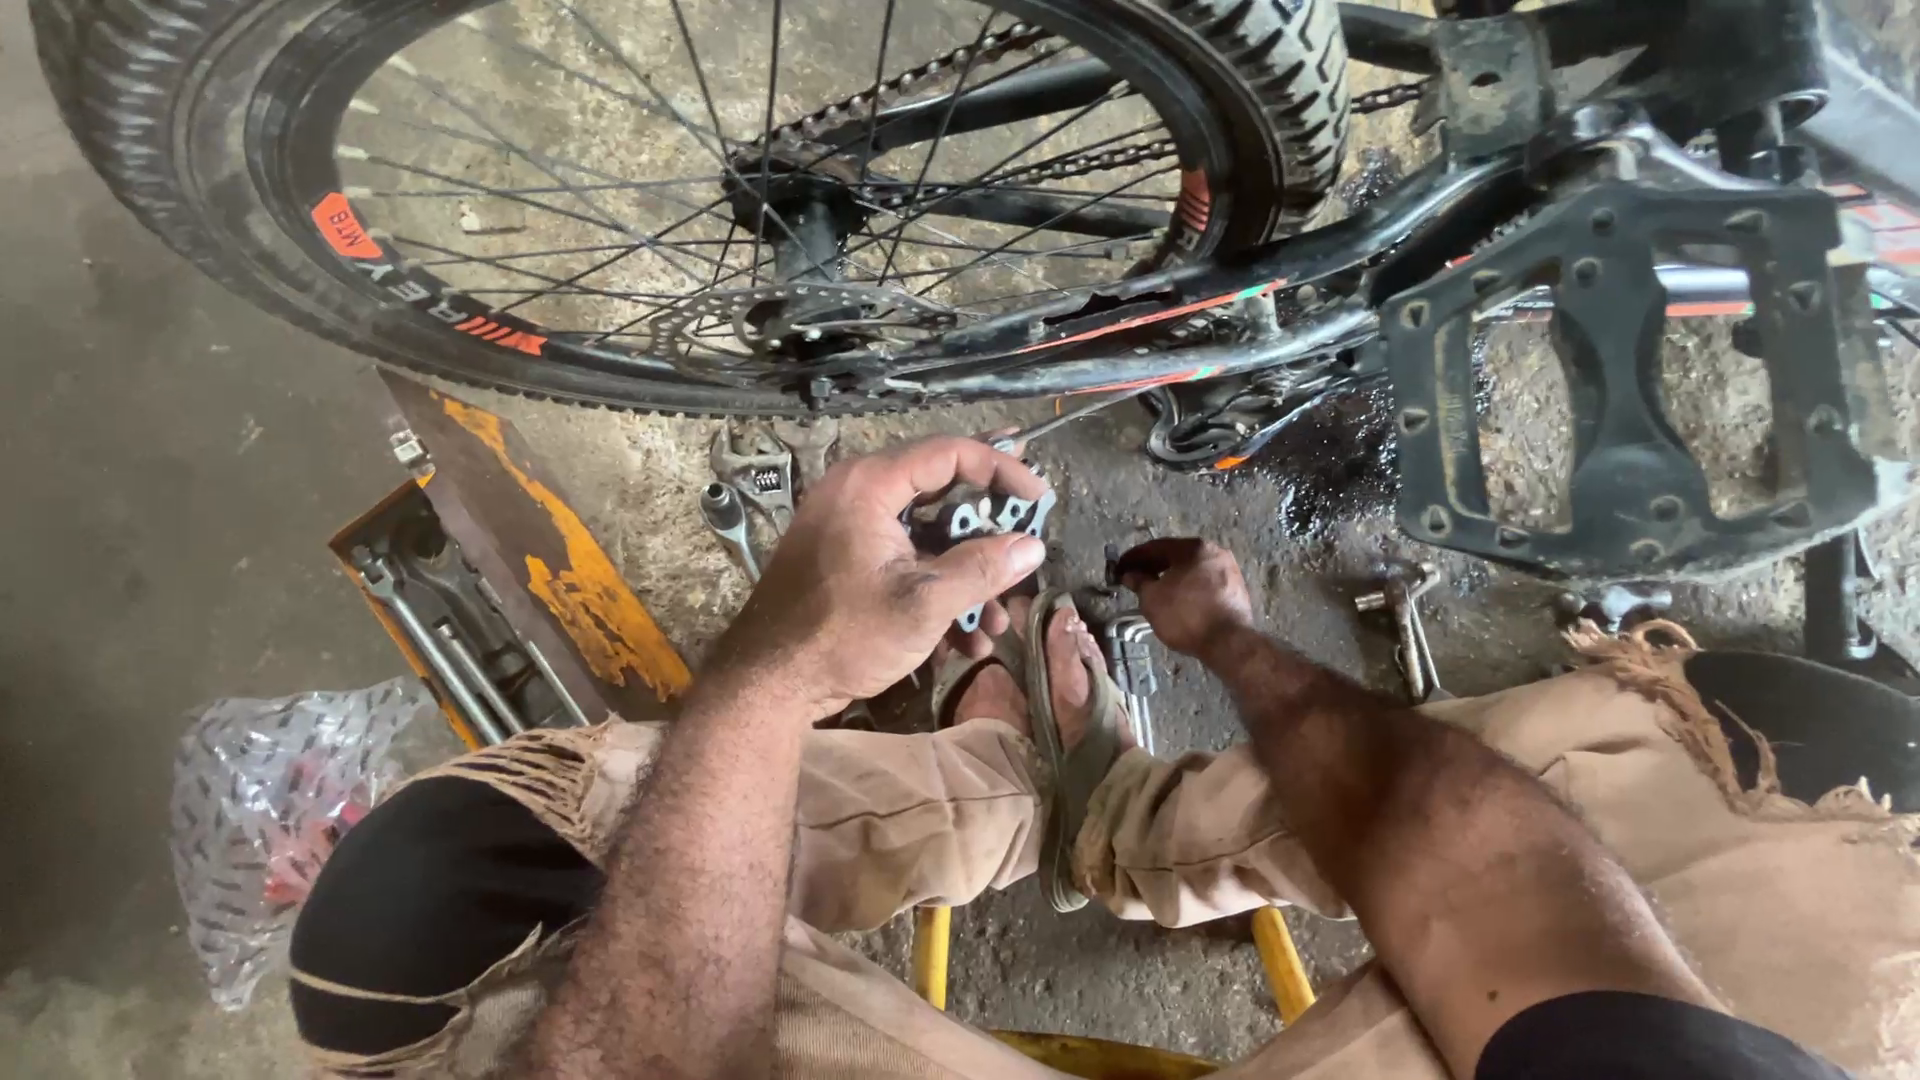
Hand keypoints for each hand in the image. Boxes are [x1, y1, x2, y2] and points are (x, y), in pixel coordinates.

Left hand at [708, 436, 1049, 717]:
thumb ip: (982, 569)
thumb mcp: (923, 603)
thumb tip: (1032, 546)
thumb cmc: (843, 635)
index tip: (1038, 498)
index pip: (950, 452)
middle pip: (942, 496)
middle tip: (1024, 552)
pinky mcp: (846, 562)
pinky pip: (902, 562)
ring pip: (926, 539)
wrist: (767, 684)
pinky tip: (963, 641)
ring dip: (965, 578)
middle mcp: (857, 494)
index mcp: (870, 484)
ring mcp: (849, 529)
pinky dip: (933, 591)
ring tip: (996, 623)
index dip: (1002, 470)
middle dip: (987, 537)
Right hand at [1114, 537, 1255, 655]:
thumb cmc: (1185, 615)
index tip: (1119, 567)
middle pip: (1176, 555)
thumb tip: (1130, 575)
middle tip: (1134, 578)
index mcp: (1194, 547)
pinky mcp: (1235, 589)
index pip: (1156, 546)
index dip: (1134, 557)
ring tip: (1153, 589)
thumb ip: (1139, 581)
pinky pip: (1203, 581)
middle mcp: (1214, 552)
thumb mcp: (1152, 598)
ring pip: (1191, 569)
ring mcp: (1228, 570)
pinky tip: (1176, 598)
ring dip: (1170, 576)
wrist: (1227, 642)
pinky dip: (1186, 586)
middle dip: (1152, 566)